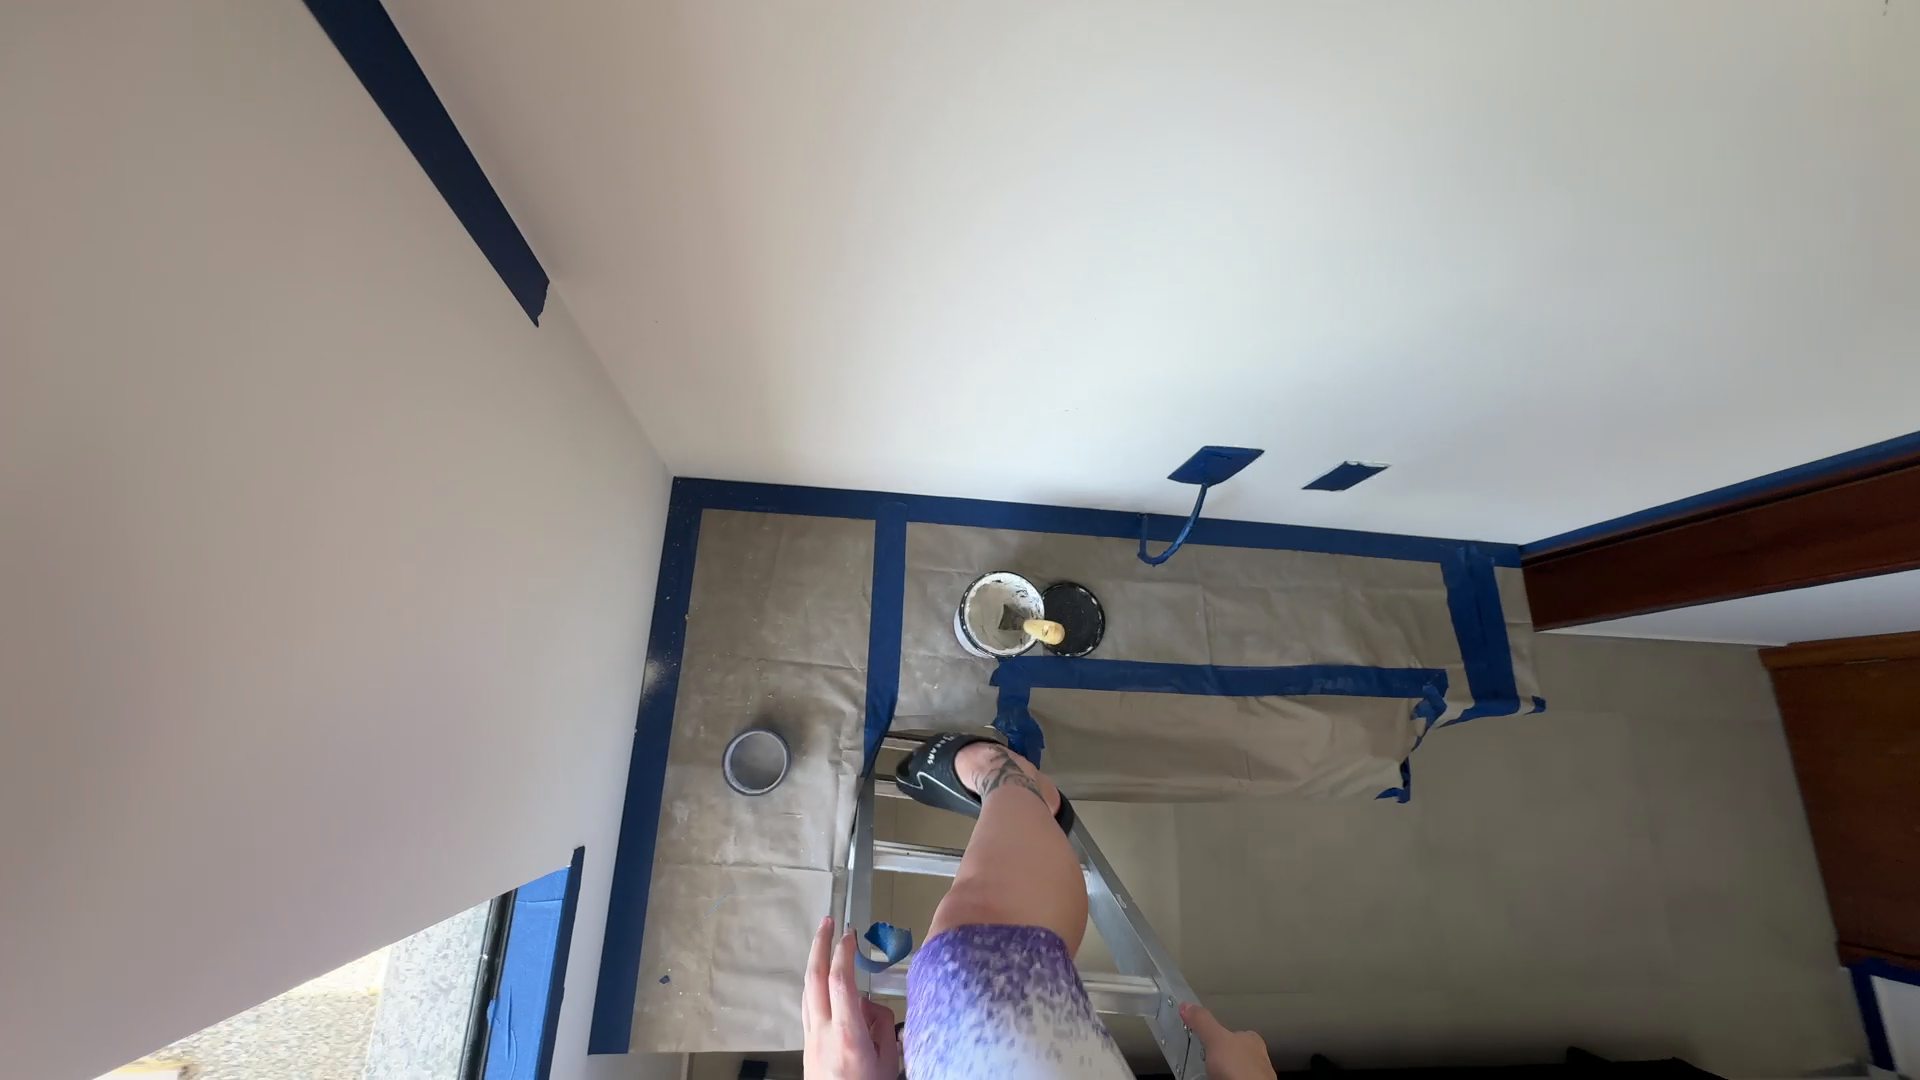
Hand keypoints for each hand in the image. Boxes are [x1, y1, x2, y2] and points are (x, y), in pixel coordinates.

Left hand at [803, 917, 901, 1079]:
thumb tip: (871, 1005)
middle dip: (820, 945)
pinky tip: (826, 981)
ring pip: (807, 990)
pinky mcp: (807, 1047)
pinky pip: (809, 1006)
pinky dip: (817, 985)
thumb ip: (882, 1026)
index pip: (840, 981)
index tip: (851, 932)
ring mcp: (811, 1040)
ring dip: (815, 961)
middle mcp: (823, 1034)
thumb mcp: (889, 1062)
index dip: (844, 952)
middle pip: (814, 978)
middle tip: (828, 921)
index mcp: (847, 1036)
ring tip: (826, 942)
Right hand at [1180, 1002, 1274, 1079]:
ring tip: (1208, 1073)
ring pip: (1235, 1071)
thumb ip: (1202, 1021)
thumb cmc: (1241, 1069)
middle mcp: (1258, 1060)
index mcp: (1252, 1041)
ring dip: (1222, 1072)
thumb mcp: (1215, 1038)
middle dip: (1220, 1055)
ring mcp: (1255, 1078)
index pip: (1235, 1031)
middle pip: (1234, 1052)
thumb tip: (1187, 1006)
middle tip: (1204, 1057)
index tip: (1205, 1036)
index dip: (1219, 1033)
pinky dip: (1224, 1079)